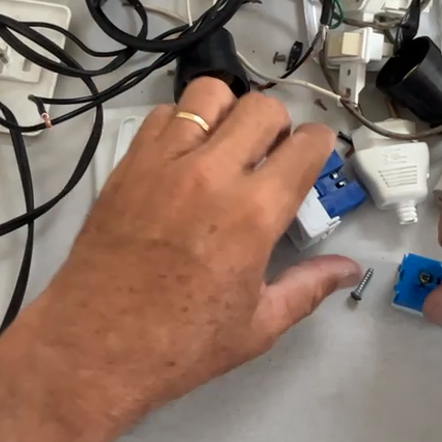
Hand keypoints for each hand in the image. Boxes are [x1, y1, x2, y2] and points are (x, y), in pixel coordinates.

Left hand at [3, 78, 361, 426]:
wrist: (93, 348)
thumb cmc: (180, 344)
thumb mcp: (257, 326)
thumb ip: (308, 287)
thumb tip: (348, 269)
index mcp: (253, 213)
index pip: (305, 146)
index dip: (321, 145)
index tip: (316, 155)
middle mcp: (211, 174)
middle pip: (262, 108)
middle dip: (279, 124)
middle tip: (272, 154)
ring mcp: (164, 162)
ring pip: (209, 93)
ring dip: (229, 111)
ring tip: (226, 143)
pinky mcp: (129, 164)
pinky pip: (162, 115)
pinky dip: (182, 122)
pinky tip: (183, 155)